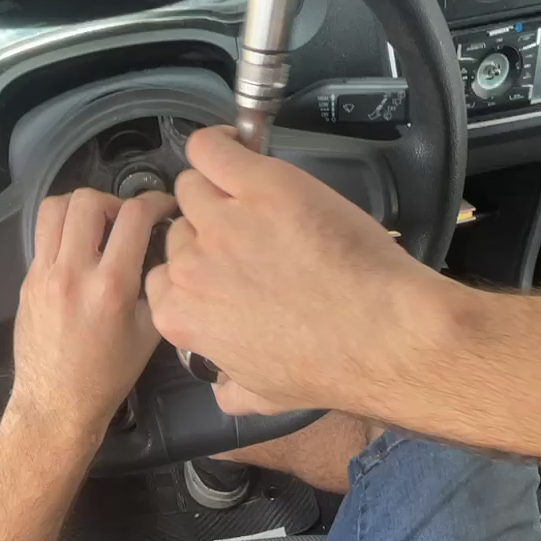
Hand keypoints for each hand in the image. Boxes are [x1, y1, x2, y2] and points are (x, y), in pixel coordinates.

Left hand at [8, 187, 172, 444]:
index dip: (155, 201)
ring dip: (80, 208)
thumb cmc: (109, 375)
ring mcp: (44, 275)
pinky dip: (63, 233)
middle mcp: (73, 272)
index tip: (164, 207)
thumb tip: (162, 253)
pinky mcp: (27, 281)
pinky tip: (78, 253)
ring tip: (96, 227)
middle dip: (114, 201)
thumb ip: (157, 287)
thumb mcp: (150, 334)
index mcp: (111, 286)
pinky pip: (43, 237)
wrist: (57, 403)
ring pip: (54, 208)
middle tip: (125, 221)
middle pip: (87, 200)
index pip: (134, 217)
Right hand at [145, 127, 455, 415]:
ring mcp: (222, 223)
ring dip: (212, 190)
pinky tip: (234, 145)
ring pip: (191, 188)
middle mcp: (190, 269)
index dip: (193, 274)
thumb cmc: (324, 368)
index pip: (162, 280)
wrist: (378, 332)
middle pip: (178, 232)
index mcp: (181, 318)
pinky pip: (212, 149)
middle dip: (206, 235)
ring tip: (248, 197)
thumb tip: (220, 387)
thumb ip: (228, 388)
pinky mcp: (259, 186)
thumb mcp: (262, 396)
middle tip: (246, 240)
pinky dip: (219, 144)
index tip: (218, 270)